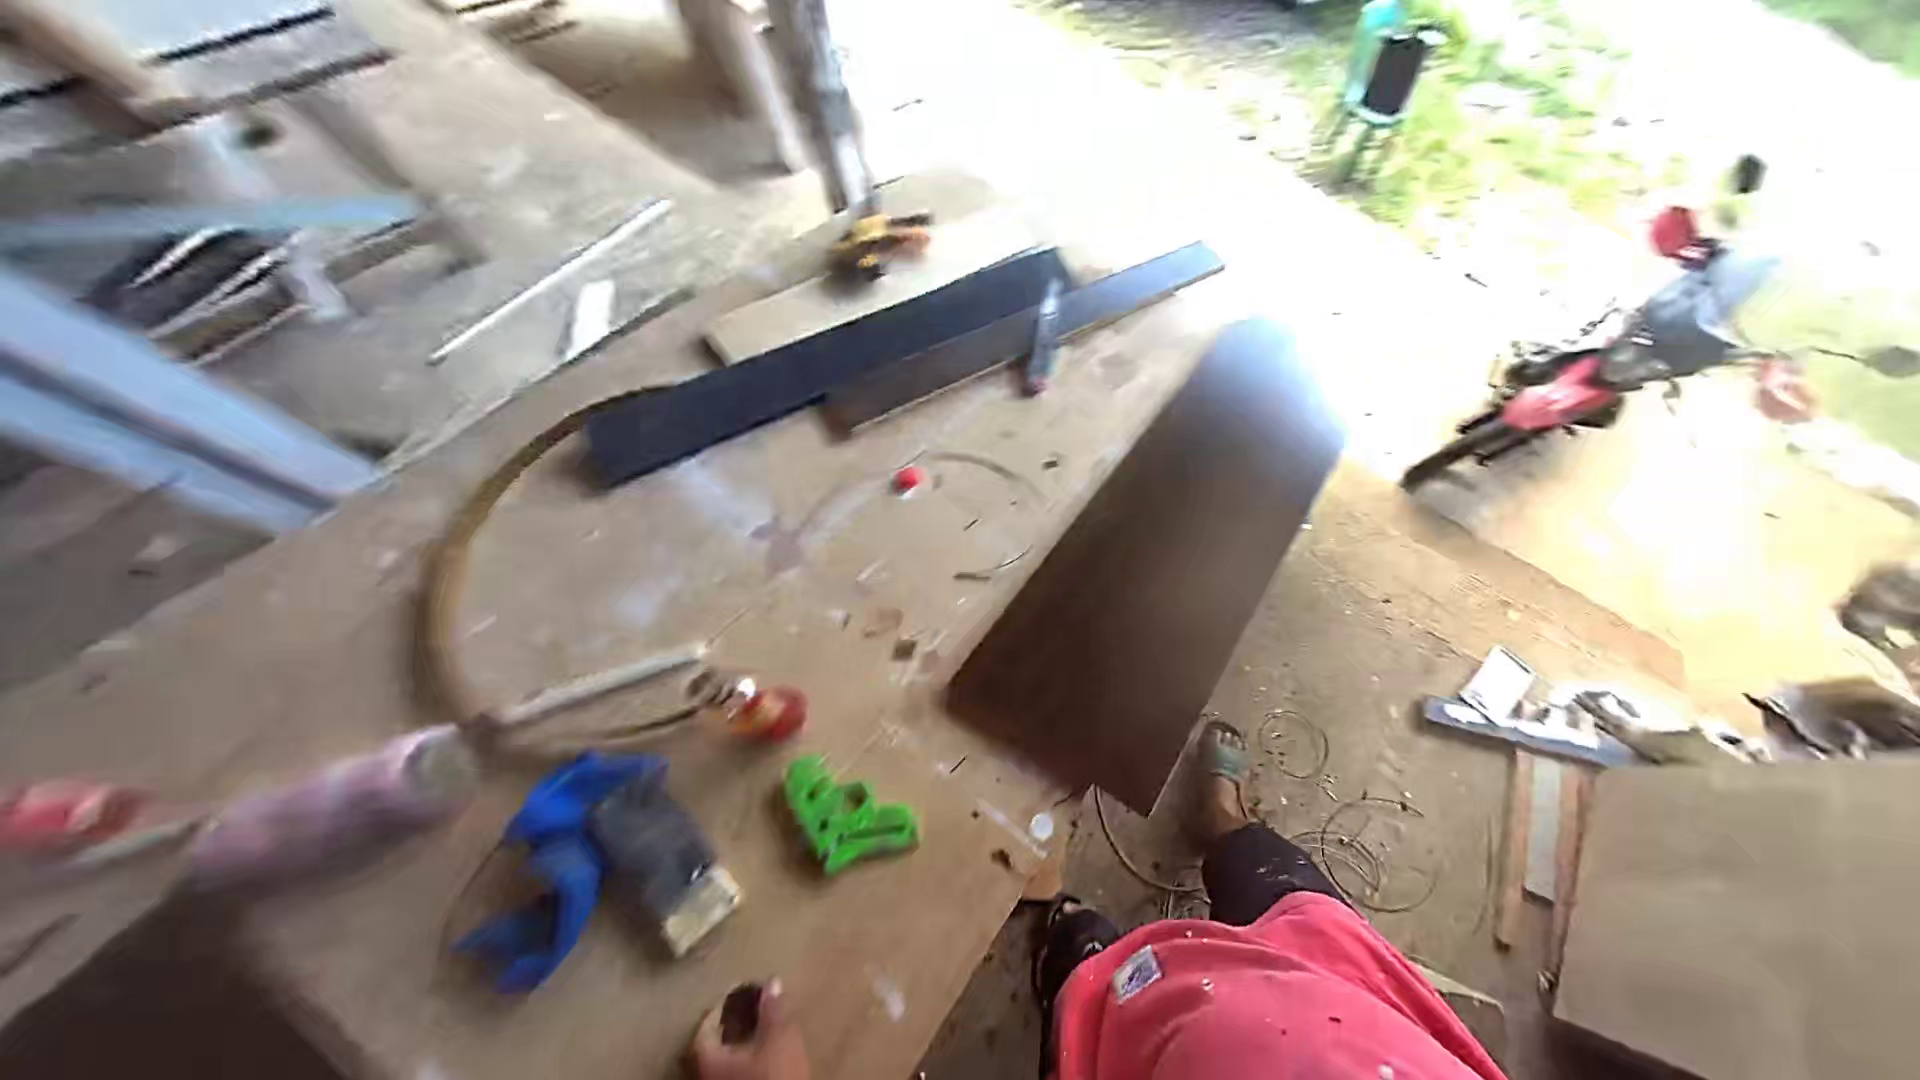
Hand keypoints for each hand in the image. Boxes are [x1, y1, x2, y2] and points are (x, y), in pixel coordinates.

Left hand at [689, 979, 808, 1079]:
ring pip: (715, 1072)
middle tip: (743, 1016)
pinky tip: (753, 1067)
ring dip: (730, 1054)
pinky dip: (735, 1071)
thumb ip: (773, 1010)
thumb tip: (771, 981)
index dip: (717, 1011)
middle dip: (723, 1033)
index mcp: (709, 1061)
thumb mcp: (780, 1040)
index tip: (734, 997)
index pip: (703, 1031)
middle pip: (706, 1053)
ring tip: (751, 1039)